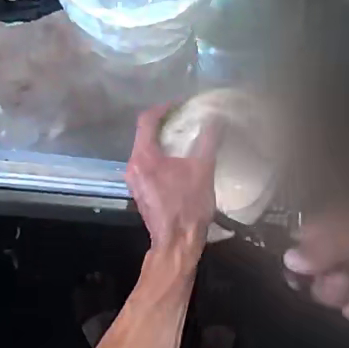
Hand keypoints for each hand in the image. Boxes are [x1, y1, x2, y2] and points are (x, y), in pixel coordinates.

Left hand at [125, 103, 221, 257]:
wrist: (177, 243)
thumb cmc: (188, 206)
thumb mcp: (203, 169)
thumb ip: (208, 140)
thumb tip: (216, 119)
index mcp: (144, 157)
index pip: (146, 120)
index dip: (163, 108)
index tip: (180, 104)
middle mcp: (133, 166)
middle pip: (144, 134)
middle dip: (164, 123)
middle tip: (185, 118)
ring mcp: (134, 180)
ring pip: (145, 150)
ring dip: (163, 140)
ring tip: (184, 136)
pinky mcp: (140, 190)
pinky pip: (147, 163)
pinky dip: (161, 155)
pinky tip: (178, 159)